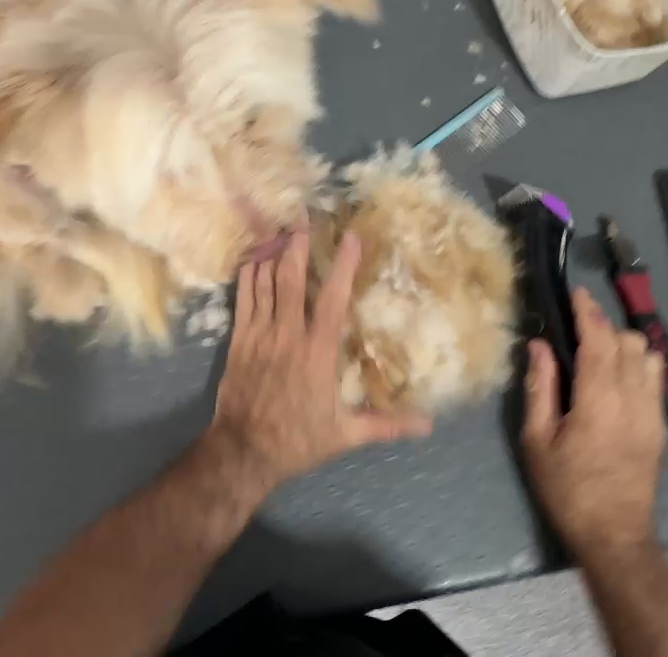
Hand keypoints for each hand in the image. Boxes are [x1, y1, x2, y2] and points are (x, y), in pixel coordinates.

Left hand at [206, 229, 433, 492]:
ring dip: (273, 254)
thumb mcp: (346, 435)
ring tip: (280, 230)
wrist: (244, 449)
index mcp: (318, 352)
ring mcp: (260, 334)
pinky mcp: (238, 339)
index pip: (334, 300)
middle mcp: (288, 334)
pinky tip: (254, 260)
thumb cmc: (298, 440)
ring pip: (265, 282)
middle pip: (292, 279)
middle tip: (303, 219)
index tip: (351, 237)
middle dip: (298, 246)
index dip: (343, 266)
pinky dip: (248, 275)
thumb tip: (429, 424)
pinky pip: (243, 298)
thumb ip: (386, 424)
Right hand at [520, 287, 666, 559]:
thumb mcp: (537, 440)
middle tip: (576, 321)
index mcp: (599, 402)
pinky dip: (637, 362)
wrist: (615, 535)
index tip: (576, 292)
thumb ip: (540, 387)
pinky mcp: (660, 427)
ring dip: (623, 342)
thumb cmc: (567, 488)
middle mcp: (633, 401)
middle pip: (628, 343)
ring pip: (648, 357)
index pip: (599, 342)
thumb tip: (538, 345)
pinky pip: (655, 379)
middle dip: (603, 324)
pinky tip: (615, 371)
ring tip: (597, 344)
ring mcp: (653, 414)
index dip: (588, 313)